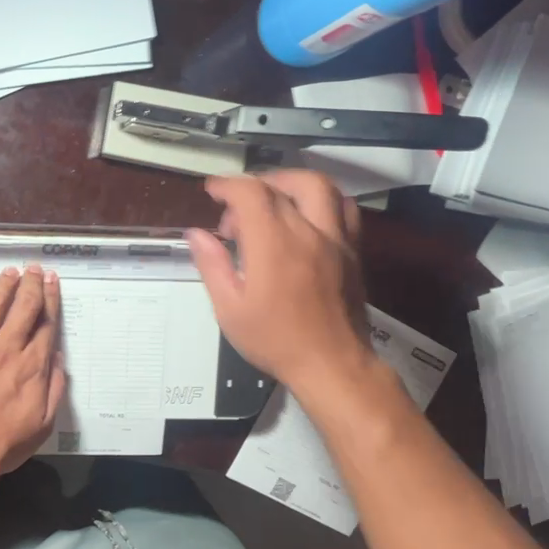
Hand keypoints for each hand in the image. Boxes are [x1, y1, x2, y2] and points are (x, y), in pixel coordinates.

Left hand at [0, 265, 67, 475]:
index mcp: (32, 367)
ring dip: (4, 284)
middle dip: (31, 284)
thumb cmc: (3, 443)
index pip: (45, 324)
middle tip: (34, 269)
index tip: (52, 282)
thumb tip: (58, 359)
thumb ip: (55, 389)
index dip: (50, 300)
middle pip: (22, 307)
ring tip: (10, 271)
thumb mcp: (44, 424)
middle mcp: (7, 348)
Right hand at [186, 170, 374, 389]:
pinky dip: (322, 201)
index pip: (251, 193)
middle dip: (254, 186)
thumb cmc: (275, 341)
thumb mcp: (230, 310)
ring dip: (291, 184)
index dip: (228, 185)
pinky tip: (307, 218)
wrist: (331, 363)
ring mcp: (336, 239)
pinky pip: (344, 209)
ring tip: (273, 202)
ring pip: (320, 187)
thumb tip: (196, 235)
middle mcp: (308, 231)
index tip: (212, 191)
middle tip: (237, 211)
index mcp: (274, 244)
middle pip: (283, 185)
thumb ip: (212, 266)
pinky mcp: (353, 252)